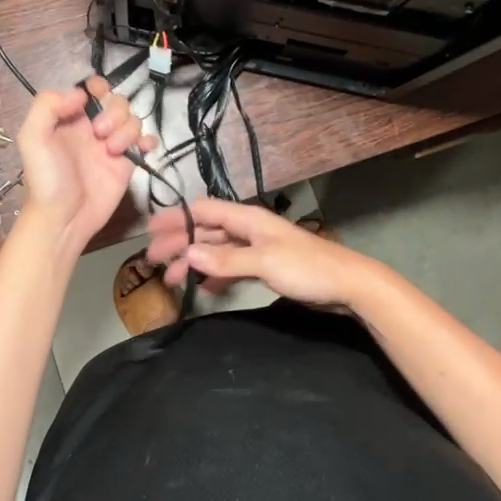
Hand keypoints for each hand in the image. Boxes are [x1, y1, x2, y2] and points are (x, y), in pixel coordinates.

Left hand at [17, 77, 156, 253]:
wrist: (63, 219)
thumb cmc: (46, 179)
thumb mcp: (32, 138)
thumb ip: (47, 106)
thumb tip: (80, 94)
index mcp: (69, 117)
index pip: (90, 89)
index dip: (97, 88)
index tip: (95, 100)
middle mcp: (91, 126)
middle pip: (117, 100)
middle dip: (113, 112)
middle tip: (99, 134)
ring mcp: (111, 144)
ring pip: (132, 119)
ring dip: (127, 129)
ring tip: (112, 150)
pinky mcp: (127, 163)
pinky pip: (146, 140)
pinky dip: (148, 140)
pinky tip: (139, 150)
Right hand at [145, 199, 373, 306]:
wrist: (350, 286)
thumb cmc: (308, 268)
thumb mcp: (264, 262)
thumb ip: (225, 260)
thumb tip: (187, 254)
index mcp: (247, 219)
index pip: (203, 212)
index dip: (176, 220)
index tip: (150, 234)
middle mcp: (248, 230)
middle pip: (205, 232)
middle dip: (179, 244)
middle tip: (153, 261)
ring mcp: (257, 249)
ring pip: (216, 251)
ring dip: (193, 262)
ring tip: (172, 280)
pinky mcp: (265, 268)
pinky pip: (230, 268)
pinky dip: (215, 276)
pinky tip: (204, 289)